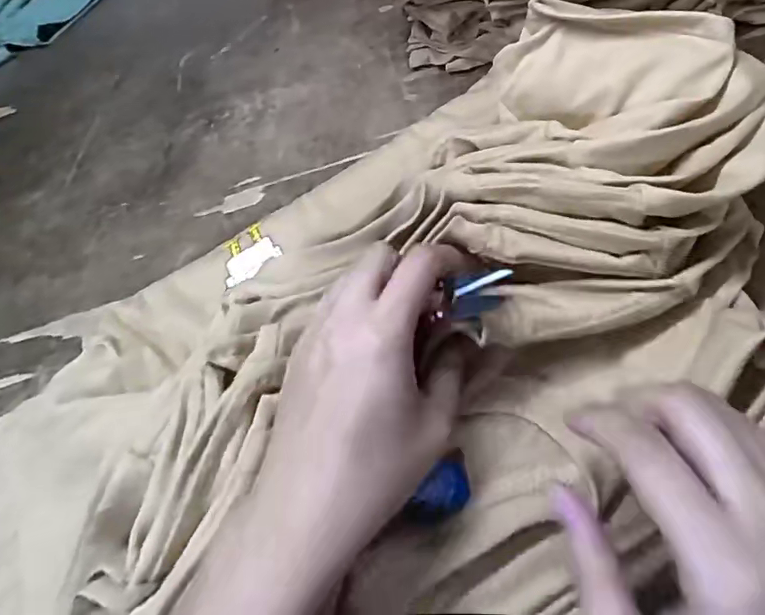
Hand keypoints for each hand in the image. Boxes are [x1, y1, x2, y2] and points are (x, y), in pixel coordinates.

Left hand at [180, 243, 470, 614]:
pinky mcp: (298, 344)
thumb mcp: (434, 425)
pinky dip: (357, 302)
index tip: (467, 275)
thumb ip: (453, 367)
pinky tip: (367, 348)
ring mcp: (314, 326)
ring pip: (352, 275)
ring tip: (400, 328)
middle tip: (433, 306)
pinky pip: (332, 301)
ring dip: (382, 283)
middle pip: (379, 255)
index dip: (450, 257)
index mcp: (381, 329)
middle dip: (411, 267)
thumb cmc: (376, 472)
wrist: (302, 509)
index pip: (419, 262)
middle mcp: (342, 314)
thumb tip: (460, 335)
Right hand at [554, 385, 764, 614]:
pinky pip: (761, 437)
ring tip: (644, 433)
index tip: (571, 421)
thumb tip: (559, 492)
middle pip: (691, 408)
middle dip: (637, 402)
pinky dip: (716, 429)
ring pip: (727, 411)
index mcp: (725, 563)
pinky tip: (694, 455)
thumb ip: (598, 576)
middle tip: (607, 424)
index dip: (600, 421)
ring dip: (676, 409)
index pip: (647, 450)